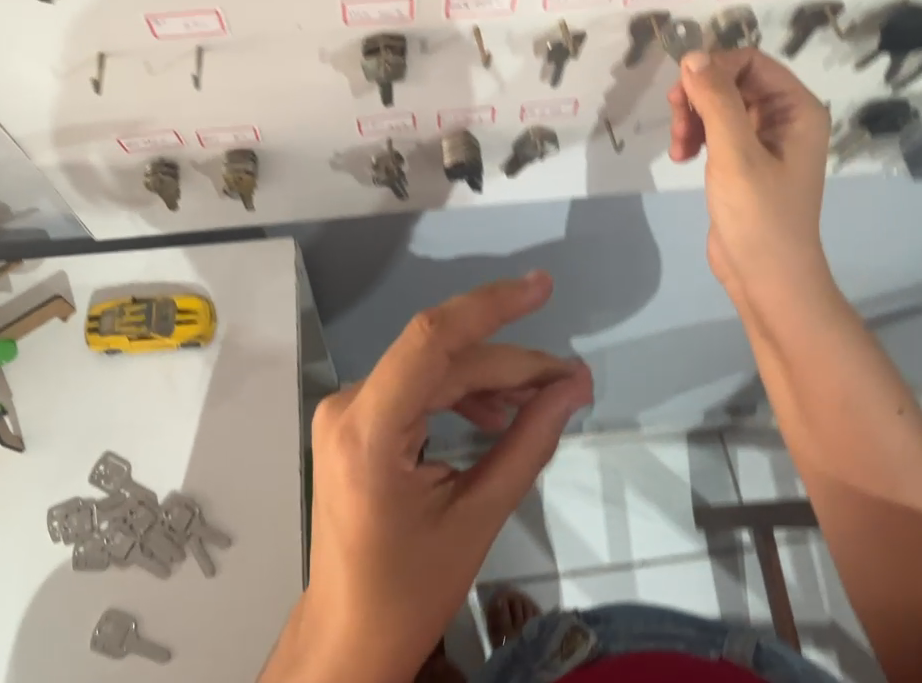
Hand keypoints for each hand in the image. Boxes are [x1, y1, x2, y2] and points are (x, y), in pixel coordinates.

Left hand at [261, 274, 593, 682]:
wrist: (349, 633)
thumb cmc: (410, 589)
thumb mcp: (478, 516)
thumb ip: (528, 443)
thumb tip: (574, 387)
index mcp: (368, 431)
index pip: (431, 340)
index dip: (490, 305)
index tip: (542, 288)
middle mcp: (348, 405)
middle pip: (442, 361)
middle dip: (511, 366)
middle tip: (571, 380)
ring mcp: (346, 411)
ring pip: (432, 373)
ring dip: (490, 380)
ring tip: (545, 399)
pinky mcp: (355, 422)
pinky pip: (416, 391)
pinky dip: (461, 396)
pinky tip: (499, 415)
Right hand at [668, 48, 834, 307]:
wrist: (766, 277)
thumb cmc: (759, 215)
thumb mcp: (735, 154)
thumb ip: (715, 101)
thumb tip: (692, 55)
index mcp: (797, 109)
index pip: (750, 61)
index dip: (712, 69)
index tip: (681, 97)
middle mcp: (784, 118)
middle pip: (731, 80)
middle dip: (698, 97)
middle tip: (677, 125)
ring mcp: (763, 140)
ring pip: (717, 104)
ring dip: (691, 117)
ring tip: (678, 148)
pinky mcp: (743, 161)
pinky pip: (714, 130)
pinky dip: (694, 136)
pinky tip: (681, 157)